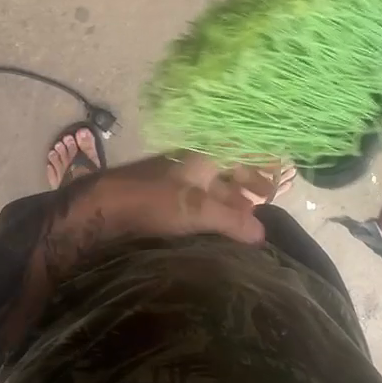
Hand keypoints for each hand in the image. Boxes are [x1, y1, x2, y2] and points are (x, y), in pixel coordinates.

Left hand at [42, 153, 265, 278]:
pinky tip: (221, 229)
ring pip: (214, 186)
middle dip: (250, 182)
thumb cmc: (151, 200)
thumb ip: (232, 220)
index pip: (243, 148)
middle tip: (269, 200)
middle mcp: (194, 163)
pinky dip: (216, 211)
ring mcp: (178, 180)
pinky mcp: (165, 199)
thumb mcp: (197, 209)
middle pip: (230, 167)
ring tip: (250, 221)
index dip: (262, 159)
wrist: (100, 209)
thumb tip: (262, 234)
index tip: (281, 174)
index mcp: (205, 155)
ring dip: (233, 200)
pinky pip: (200, 200)